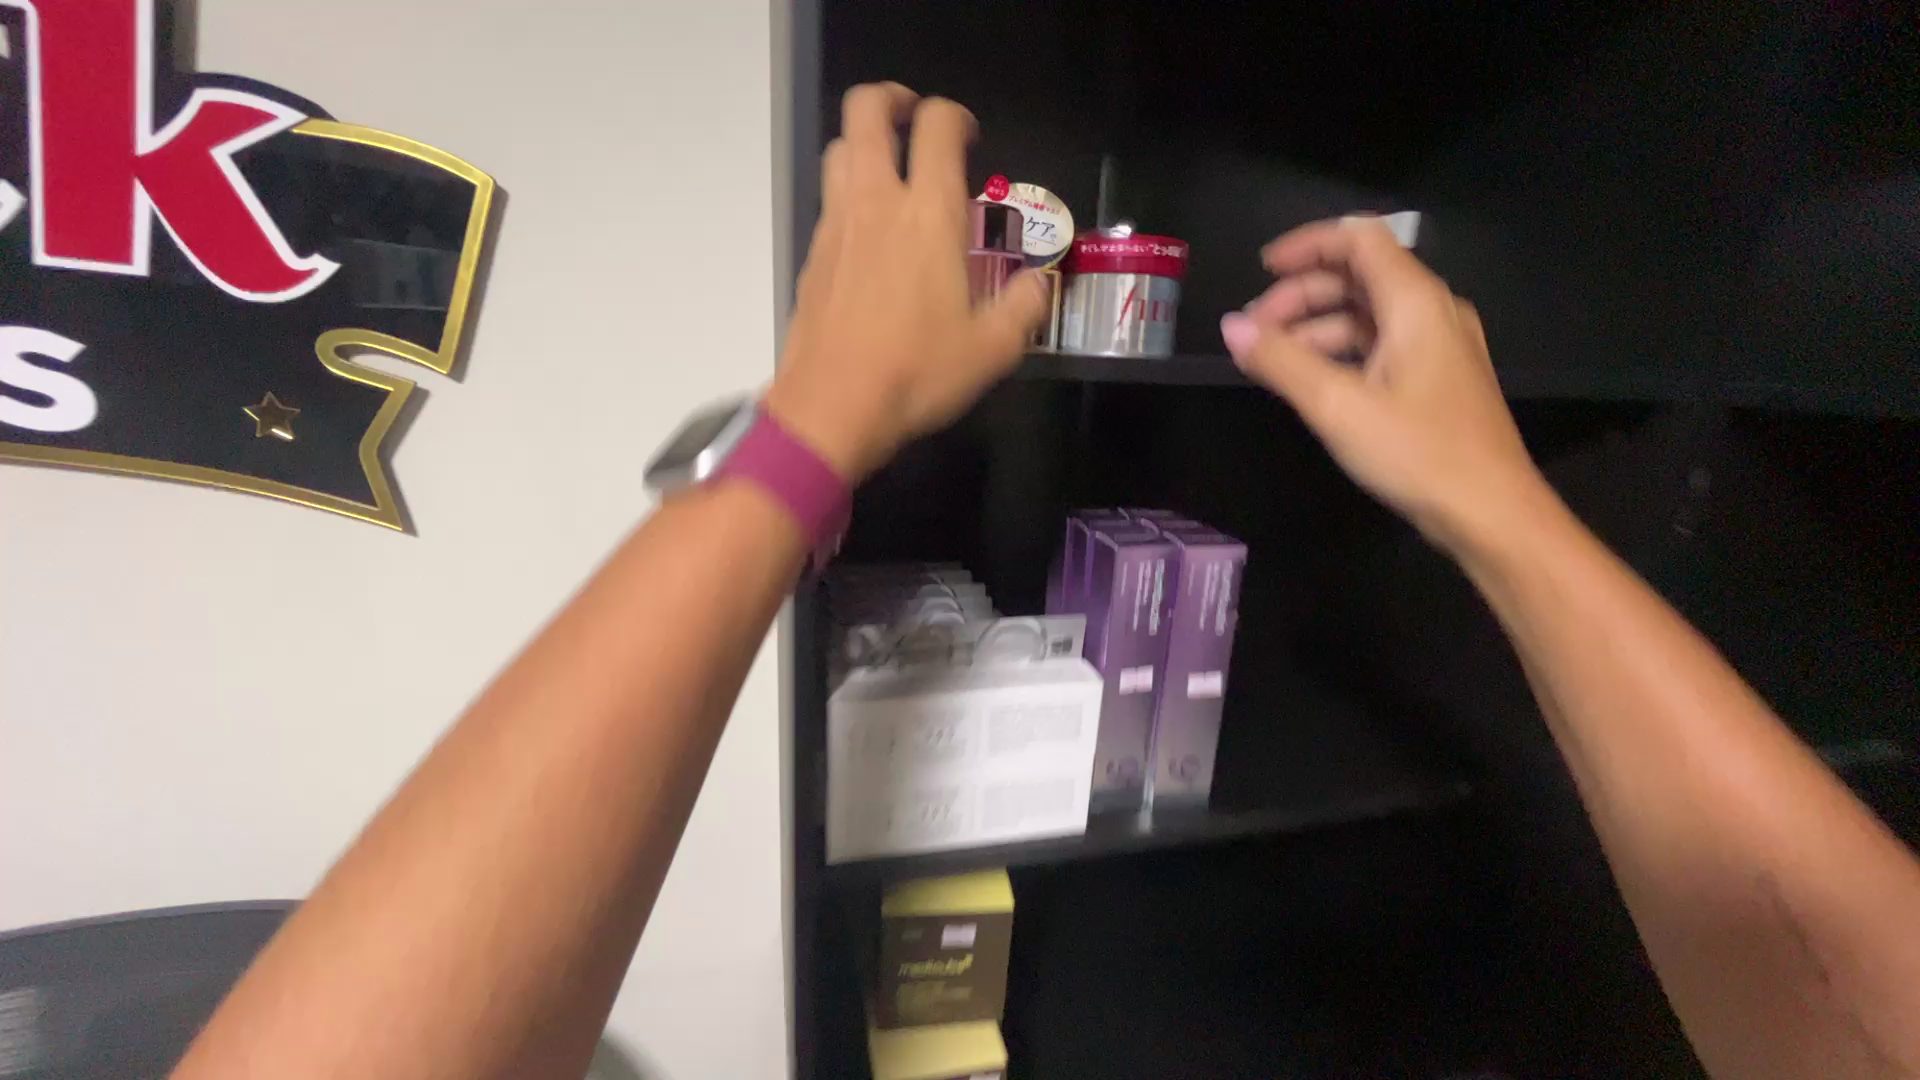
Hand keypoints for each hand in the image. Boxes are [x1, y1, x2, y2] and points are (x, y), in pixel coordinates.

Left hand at [764, 83, 1048, 481]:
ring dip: (864, 146)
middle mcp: (876, 204)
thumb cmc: (917, 374)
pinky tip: (870, 240)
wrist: (833, 408)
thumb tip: (1038, 282)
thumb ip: (1023, 308)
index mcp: (928, 215)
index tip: (968, 137)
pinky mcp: (812, 258)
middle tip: (915, 122)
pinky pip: (828, 204)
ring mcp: (836, 228)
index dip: (955, 117)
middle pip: (866, 111)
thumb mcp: (991, 350)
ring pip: (838, 152)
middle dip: (893, 100)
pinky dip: (849, 199)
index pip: (937, 127)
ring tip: (891, 176)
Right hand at [1220, 219, 1556, 553]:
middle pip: (1357, 278)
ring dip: (1313, 328)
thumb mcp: (1336, 406)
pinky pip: (1376, 345)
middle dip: (1299, 296)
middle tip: (1252, 332)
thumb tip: (1231, 327)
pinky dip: (1336, 352)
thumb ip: (1280, 361)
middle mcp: (1430, 313)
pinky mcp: (1432, 378)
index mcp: (1415, 303)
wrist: (1488, 511)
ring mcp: (1435, 346)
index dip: (1308, 244)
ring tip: (1270, 361)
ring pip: (1364, 315)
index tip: (1261, 269)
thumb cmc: (1416, 453)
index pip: (1359, 241)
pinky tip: (1308, 381)